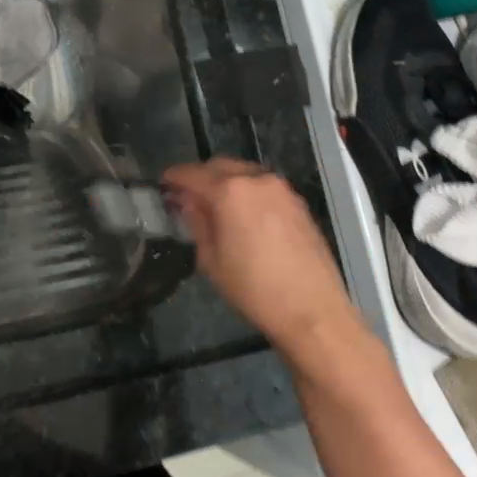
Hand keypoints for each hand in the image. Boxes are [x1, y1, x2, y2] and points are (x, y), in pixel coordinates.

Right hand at [162, 159, 355, 351]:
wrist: (313, 311)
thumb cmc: (254, 289)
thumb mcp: (211, 259)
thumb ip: (196, 222)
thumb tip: (187, 202)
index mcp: (229, 191)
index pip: (192, 174)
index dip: (173, 177)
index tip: (162, 185)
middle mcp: (256, 179)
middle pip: (219, 166)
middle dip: (200, 176)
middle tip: (187, 196)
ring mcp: (281, 189)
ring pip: (244, 172)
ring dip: (226, 181)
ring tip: (216, 205)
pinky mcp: (298, 203)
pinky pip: (264, 186)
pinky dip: (248, 191)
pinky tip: (245, 215)